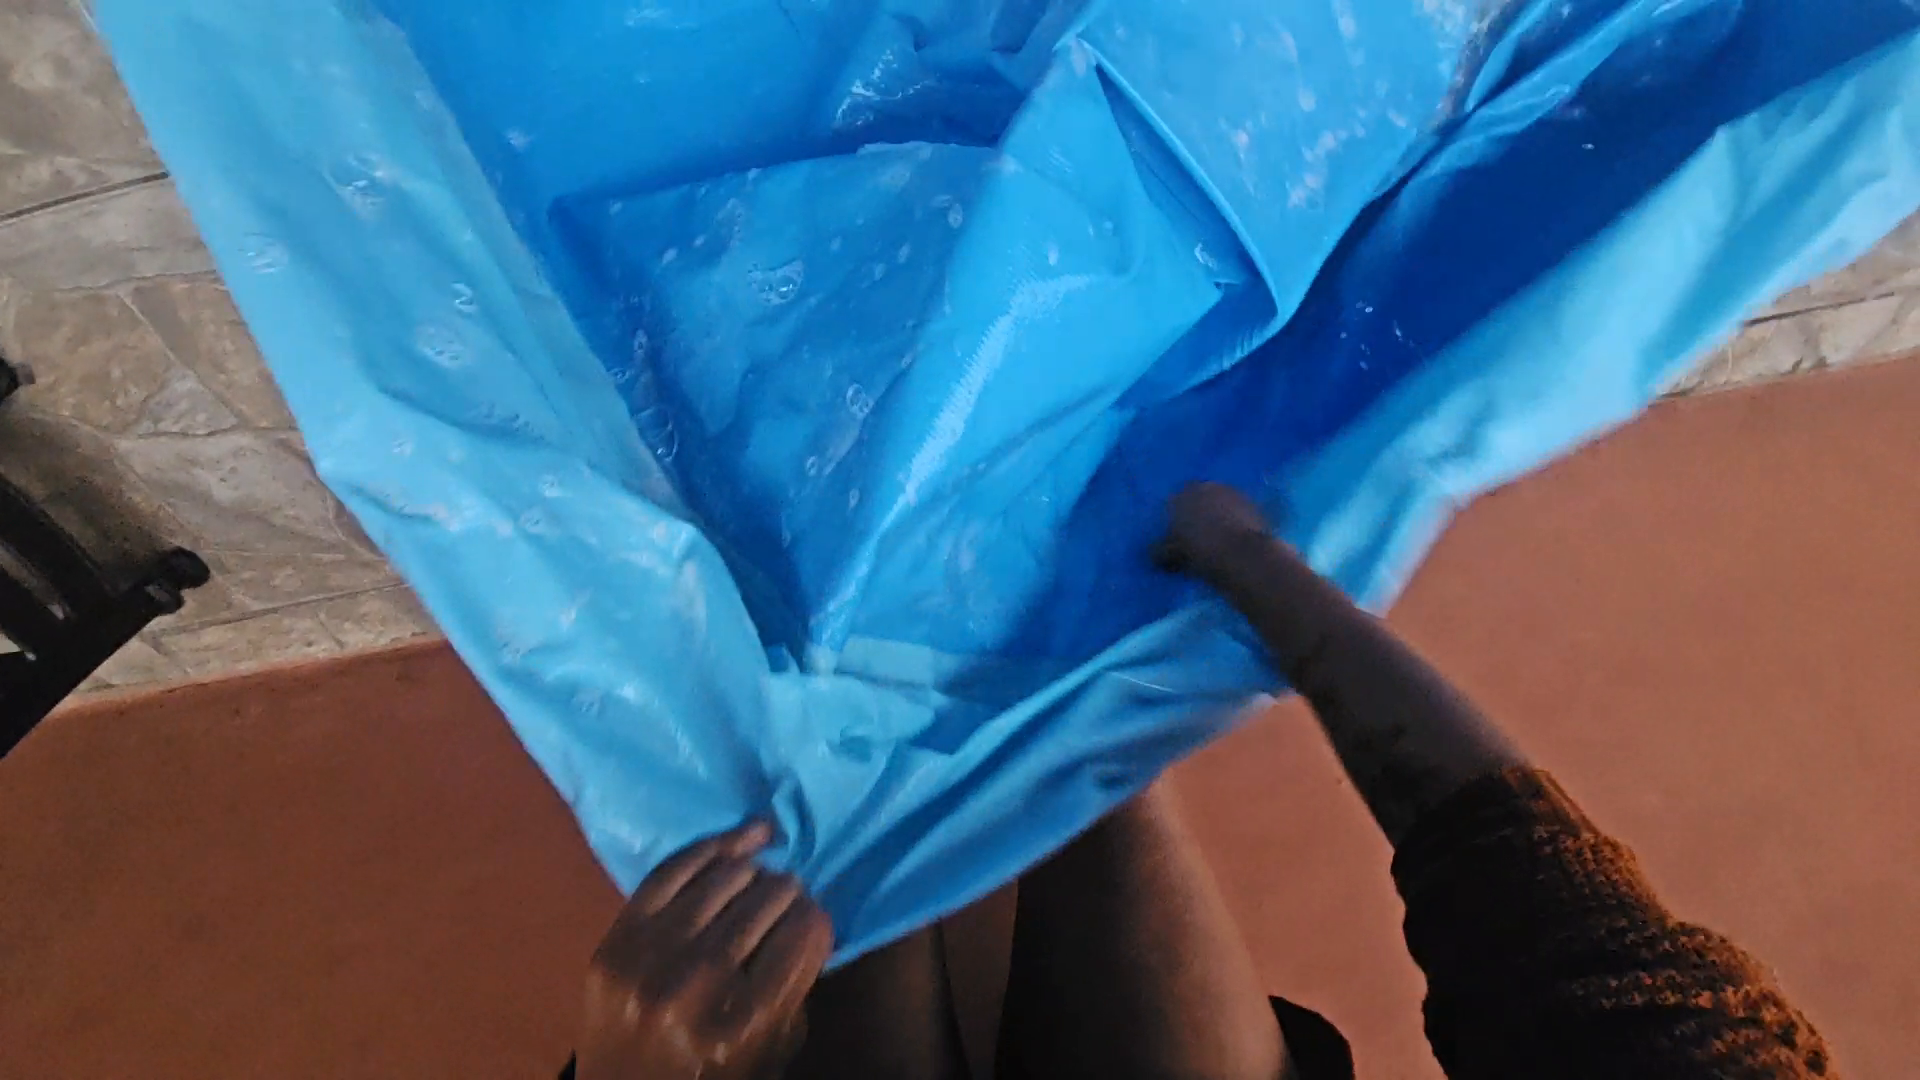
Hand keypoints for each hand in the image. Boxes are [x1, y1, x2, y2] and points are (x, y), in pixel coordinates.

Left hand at [575, 824, 833, 1079]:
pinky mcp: (617, 941)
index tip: (813, 917)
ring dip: (754, 869)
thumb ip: (795, 979)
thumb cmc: (715, 1075)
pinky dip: (712, 848)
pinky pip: (673, 871)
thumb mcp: (774, 1046)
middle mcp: (697, 987)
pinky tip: (738, 841)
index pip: (804, 931)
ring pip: (725, 877)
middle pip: (767, 899)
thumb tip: (807, 910)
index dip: (816, 917)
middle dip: (788, 891)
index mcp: (743, 1023)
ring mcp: (650, 960)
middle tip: (788, 895)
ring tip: (761, 874)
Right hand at [1152, 483, 1282, 590]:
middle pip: (1199, 499)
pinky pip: (1239, 514)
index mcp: (1183, 493)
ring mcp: (1234, 494)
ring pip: (1221, 505)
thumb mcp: (1170, 554)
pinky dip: (1235, 523)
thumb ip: (1160, 550)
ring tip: (1217, 539)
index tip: (1175, 536)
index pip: (1174, 501)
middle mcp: (1208, 487)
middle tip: (1196, 536)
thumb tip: (1153, 552)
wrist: (1243, 556)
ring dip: (1218, 517)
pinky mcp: (1255, 506)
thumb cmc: (1199, 551)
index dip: (1174, 519)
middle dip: (1197, 514)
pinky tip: (1234, 540)